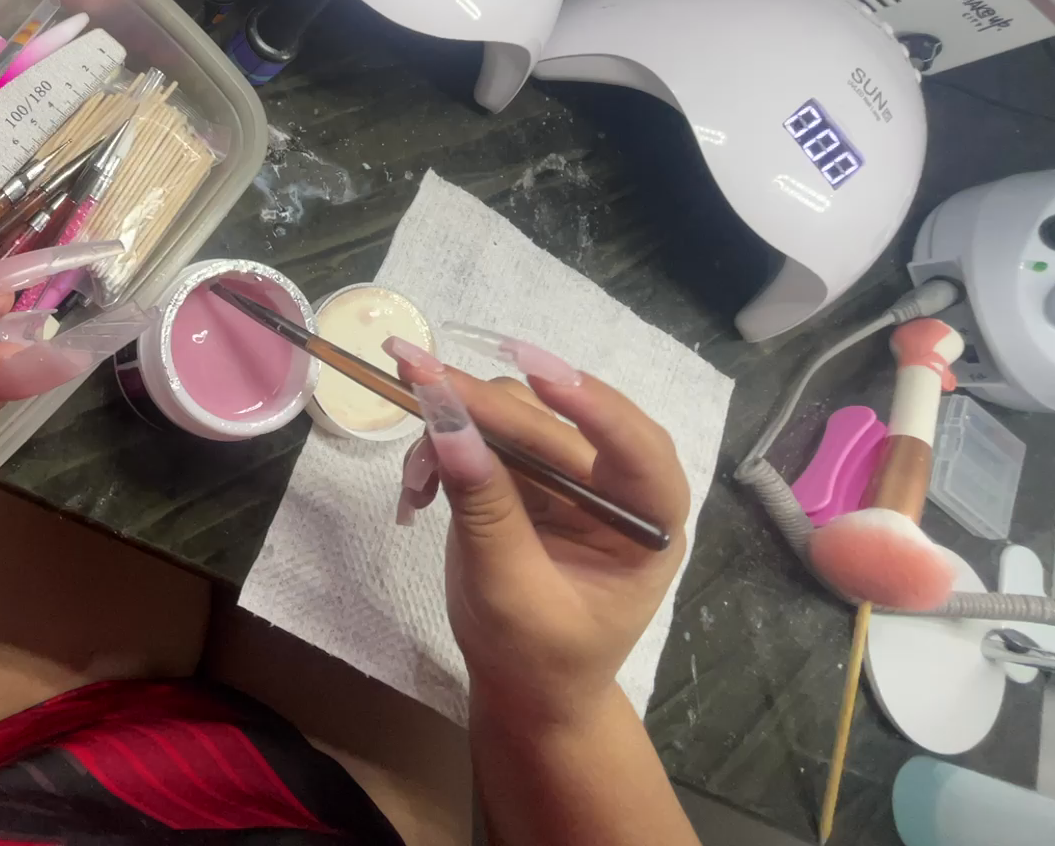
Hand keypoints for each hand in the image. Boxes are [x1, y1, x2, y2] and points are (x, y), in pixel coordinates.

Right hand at [384, 335, 689, 728]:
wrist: (520, 683)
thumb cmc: (537, 656)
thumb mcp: (510, 590)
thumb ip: (485, 510)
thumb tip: (447, 428)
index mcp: (642, 525)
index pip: (637, 452)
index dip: (592, 406)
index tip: (536, 371)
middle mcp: (606, 488)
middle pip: (550, 424)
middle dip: (481, 402)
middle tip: (414, 371)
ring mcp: (558, 479)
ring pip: (508, 418)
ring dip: (452, 428)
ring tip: (412, 477)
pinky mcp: (517, 478)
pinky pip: (476, 438)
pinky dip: (439, 450)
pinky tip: (415, 486)